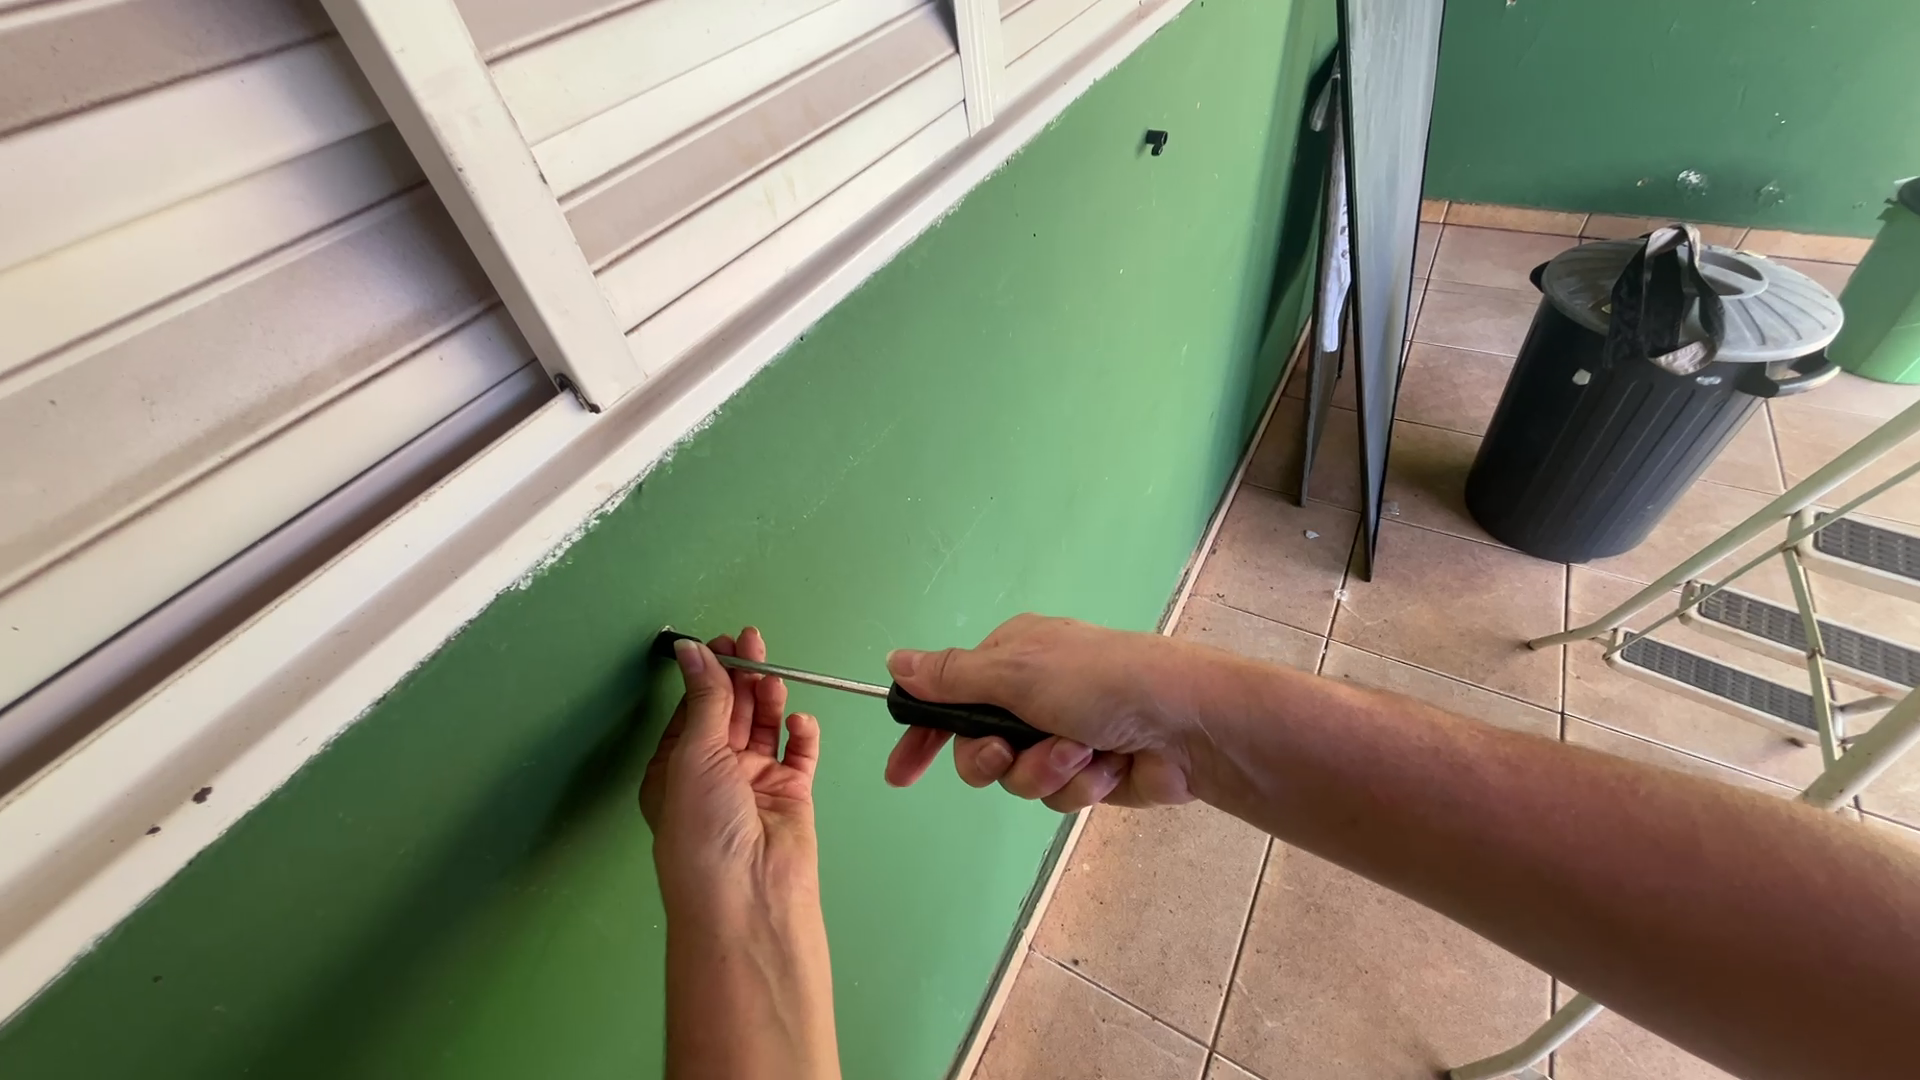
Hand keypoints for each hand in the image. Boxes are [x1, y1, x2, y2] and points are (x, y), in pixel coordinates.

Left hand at [640, 628, 820, 912]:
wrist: (749, 896)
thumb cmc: (704, 826)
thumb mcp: (695, 755)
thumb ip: (705, 698)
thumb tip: (693, 649)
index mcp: (678, 767)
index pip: (694, 709)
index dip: (708, 674)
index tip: (721, 641)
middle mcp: (715, 773)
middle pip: (730, 712)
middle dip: (741, 676)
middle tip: (752, 640)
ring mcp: (755, 782)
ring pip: (764, 726)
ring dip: (768, 698)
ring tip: (773, 676)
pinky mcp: (792, 791)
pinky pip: (798, 752)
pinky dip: (801, 733)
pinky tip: (799, 721)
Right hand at [881, 614, 1211, 811]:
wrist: (1185, 723)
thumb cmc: (1097, 681)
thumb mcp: (1016, 671)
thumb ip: (951, 676)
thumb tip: (893, 661)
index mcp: (1011, 659)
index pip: (947, 698)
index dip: (921, 736)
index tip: (900, 774)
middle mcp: (1032, 696)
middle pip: (978, 748)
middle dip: (993, 758)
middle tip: (1008, 751)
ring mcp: (1060, 735)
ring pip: (1018, 778)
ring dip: (1046, 770)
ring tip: (1081, 751)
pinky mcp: (1088, 773)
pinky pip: (1059, 795)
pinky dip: (1080, 784)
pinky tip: (1108, 765)